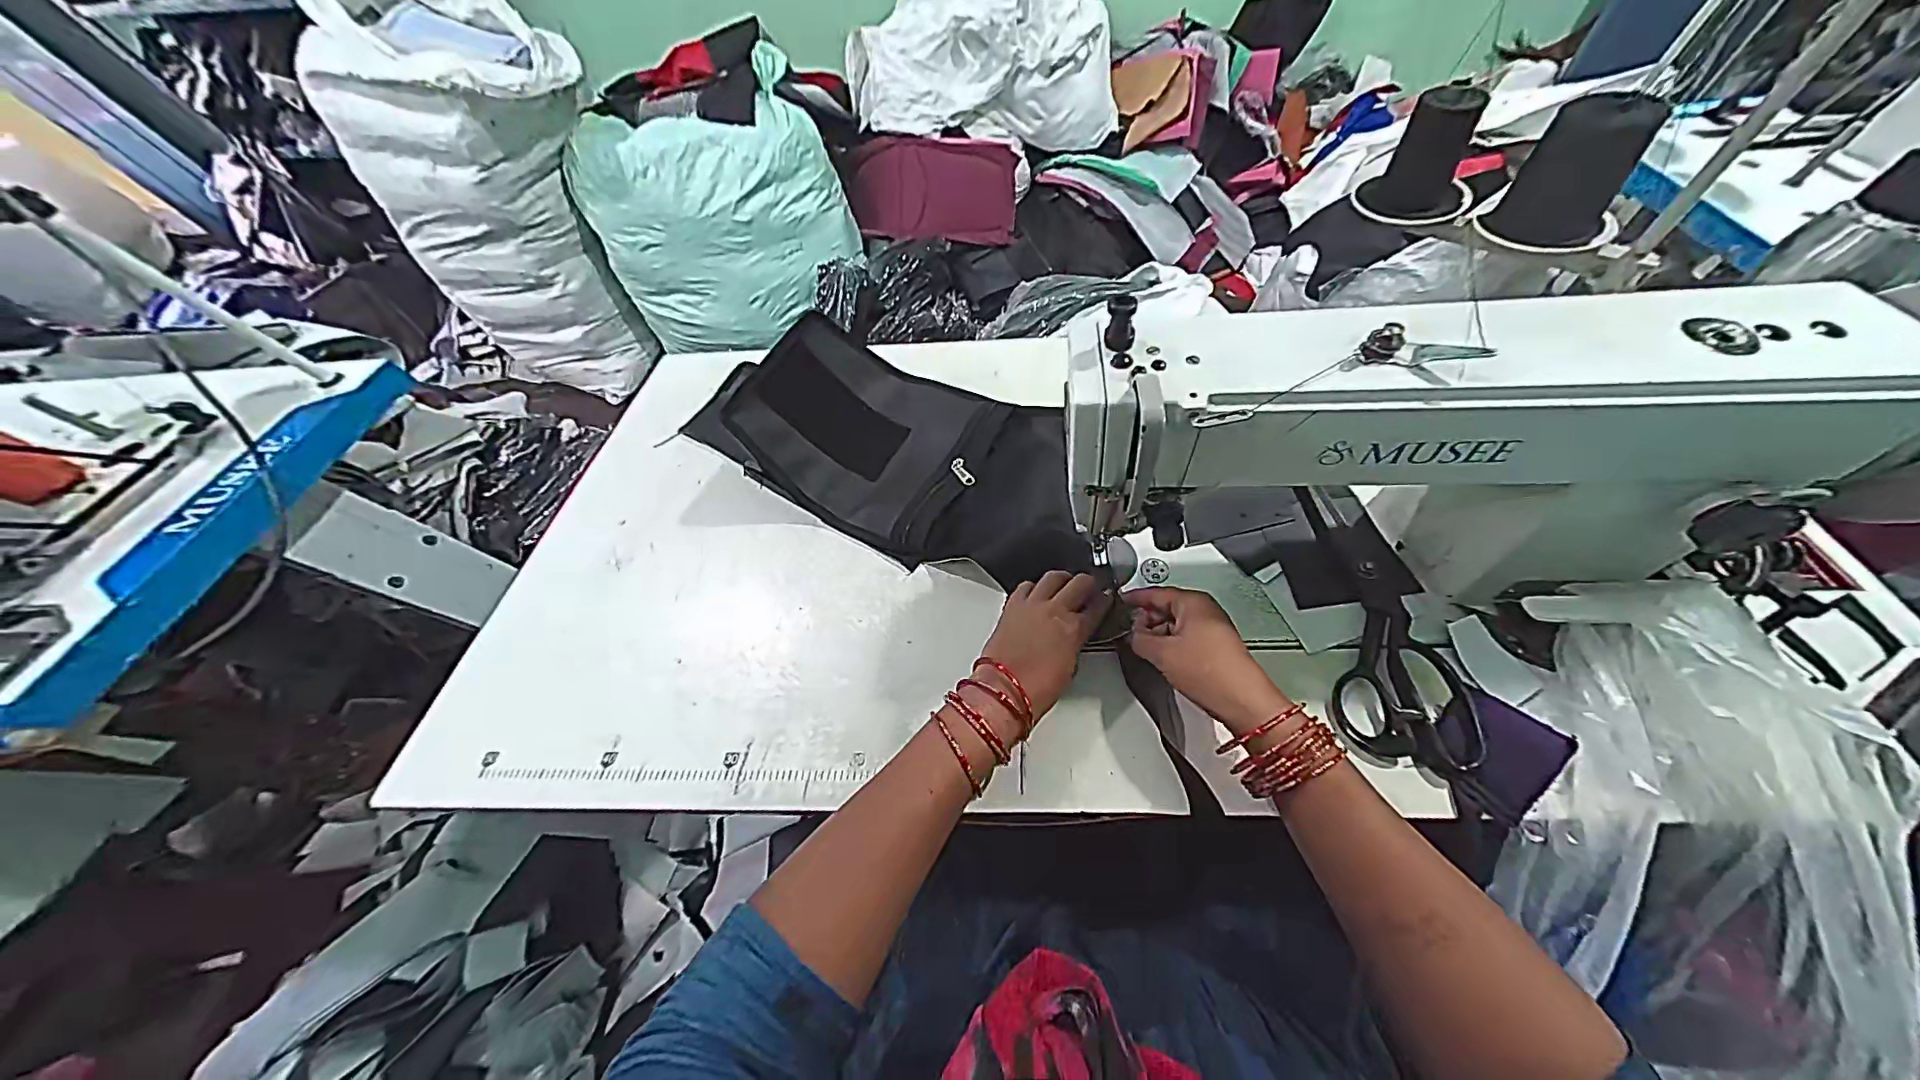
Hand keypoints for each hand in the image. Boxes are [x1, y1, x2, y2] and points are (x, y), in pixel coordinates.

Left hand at [978, 571, 1110, 724]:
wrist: (1005, 688)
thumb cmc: (1035, 687)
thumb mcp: (1069, 668)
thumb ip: (1074, 645)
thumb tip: (1072, 639)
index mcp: (1074, 629)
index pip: (1097, 606)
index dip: (1104, 601)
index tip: (1104, 599)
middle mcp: (1054, 611)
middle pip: (1079, 583)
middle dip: (1088, 583)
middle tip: (1089, 587)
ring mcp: (1032, 605)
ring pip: (1052, 577)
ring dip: (1062, 579)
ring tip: (1064, 583)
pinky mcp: (1012, 606)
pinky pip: (1025, 586)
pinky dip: (1033, 587)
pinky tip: (1035, 592)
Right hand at [1125, 587, 1292, 734]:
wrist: (1242, 700)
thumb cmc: (1214, 673)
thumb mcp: (1161, 653)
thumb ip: (1139, 639)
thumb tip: (1132, 635)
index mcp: (1194, 602)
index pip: (1156, 592)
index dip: (1135, 598)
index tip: (1122, 601)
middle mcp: (1206, 610)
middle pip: (1166, 607)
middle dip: (1146, 620)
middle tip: (1132, 631)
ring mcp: (1213, 628)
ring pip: (1176, 624)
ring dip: (1159, 635)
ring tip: (1148, 650)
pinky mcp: (1216, 647)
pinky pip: (1186, 638)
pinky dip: (1172, 645)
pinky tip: (1165, 660)